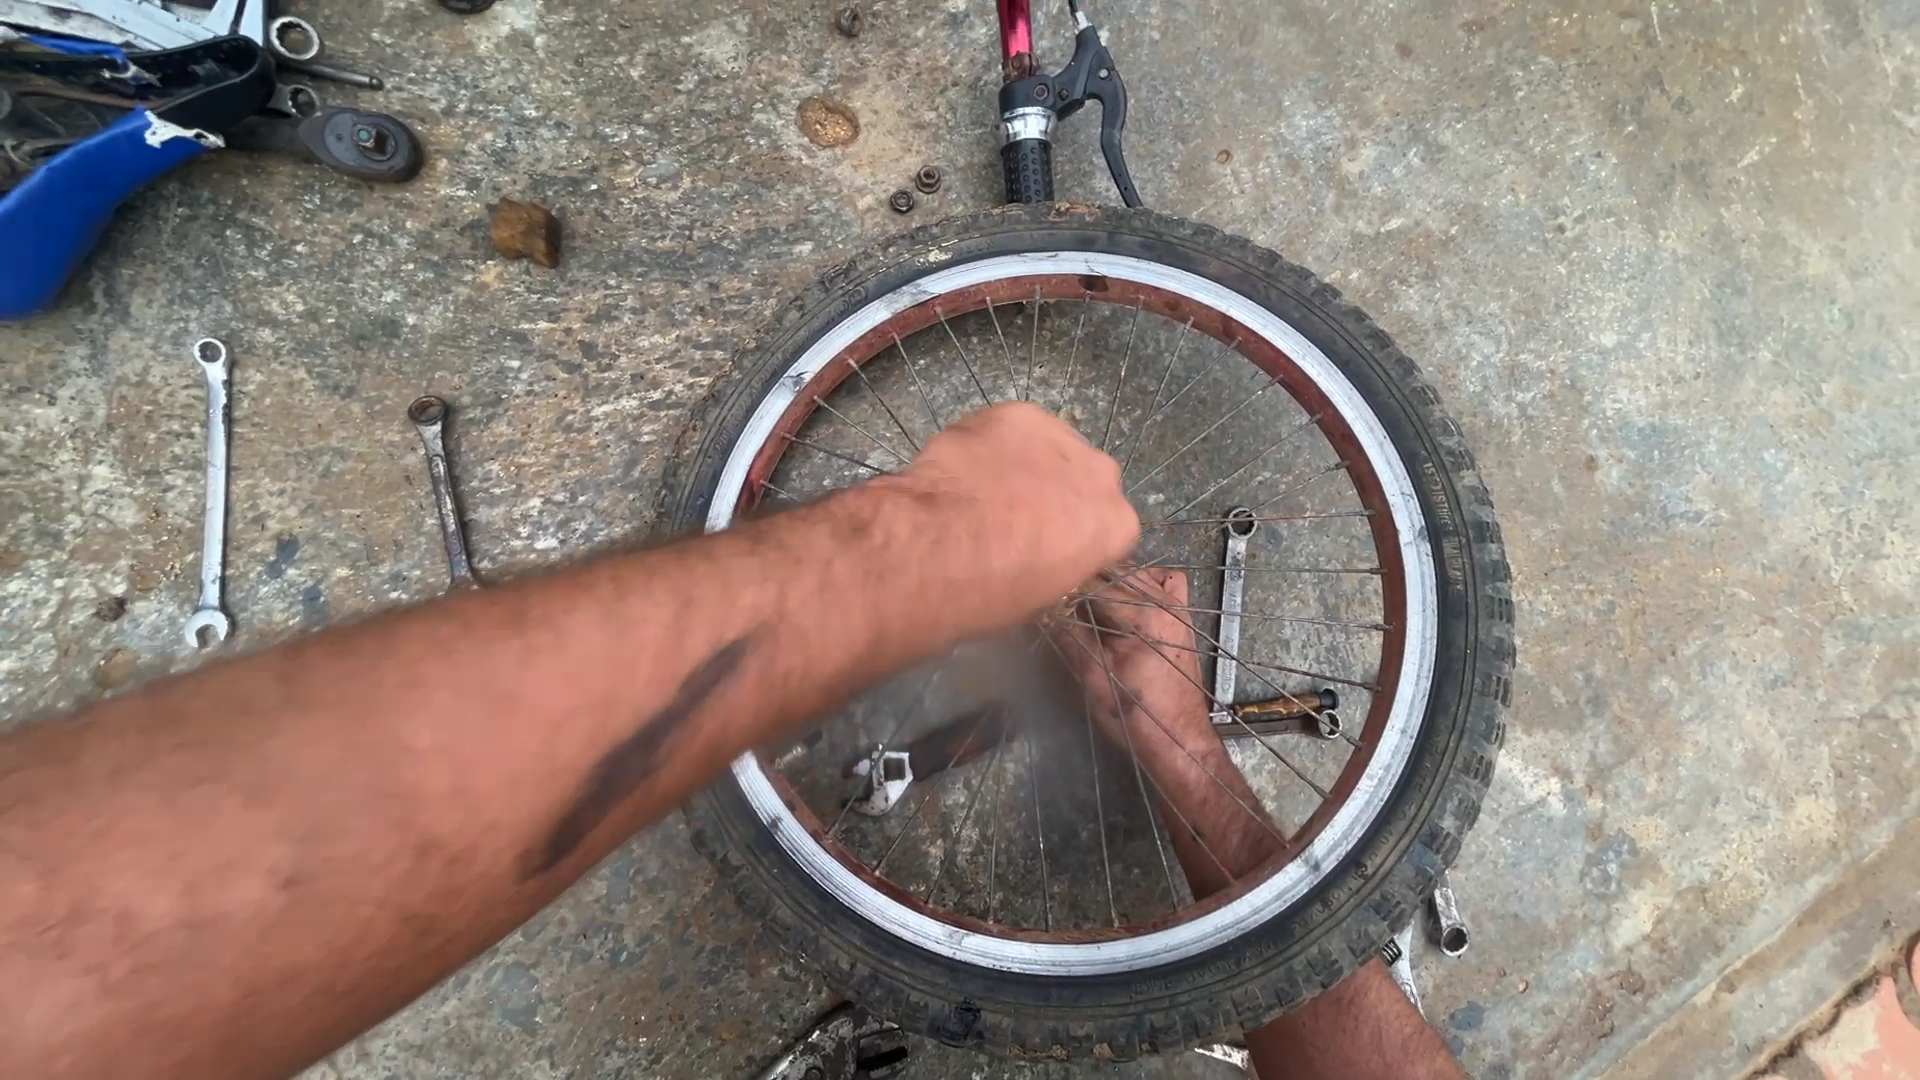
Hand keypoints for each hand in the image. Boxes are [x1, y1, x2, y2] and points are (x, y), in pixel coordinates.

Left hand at [872, 403, 1139, 637]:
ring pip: (1049, 448)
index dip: (1073, 536)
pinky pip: (1010, 428)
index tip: (1046, 546)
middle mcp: (1101, 474)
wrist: (939, 549)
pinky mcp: (1018, 413)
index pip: (1105, 528)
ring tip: (983, 488)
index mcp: (1117, 525)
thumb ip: (1058, 565)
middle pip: (1083, 481)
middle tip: (1011, 516)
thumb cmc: (992, 592)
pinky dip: (992, 443)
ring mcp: (1061, 436)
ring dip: (1025, 464)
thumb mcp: (1039, 598)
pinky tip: (966, 465)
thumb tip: (1040, 556)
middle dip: (1055, 494)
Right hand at [1048, 567, 1219, 781]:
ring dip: (1106, 580)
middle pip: (1112, 572)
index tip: (1044, 596)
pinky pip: (1163, 580)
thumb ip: (1068, 632)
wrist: (1178, 738)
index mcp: (1143, 614)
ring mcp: (1176, 606)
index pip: (1092, 584)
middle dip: (1083, 582)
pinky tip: (1125, 599)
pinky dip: (1142, 581)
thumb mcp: (1092, 675)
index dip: (1064, 587)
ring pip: (1134, 572)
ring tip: (1084, 602)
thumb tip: (1043, 605)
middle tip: (1059, 601)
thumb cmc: (1133, 713)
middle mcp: (1163, 601)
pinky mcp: (1181, 615)